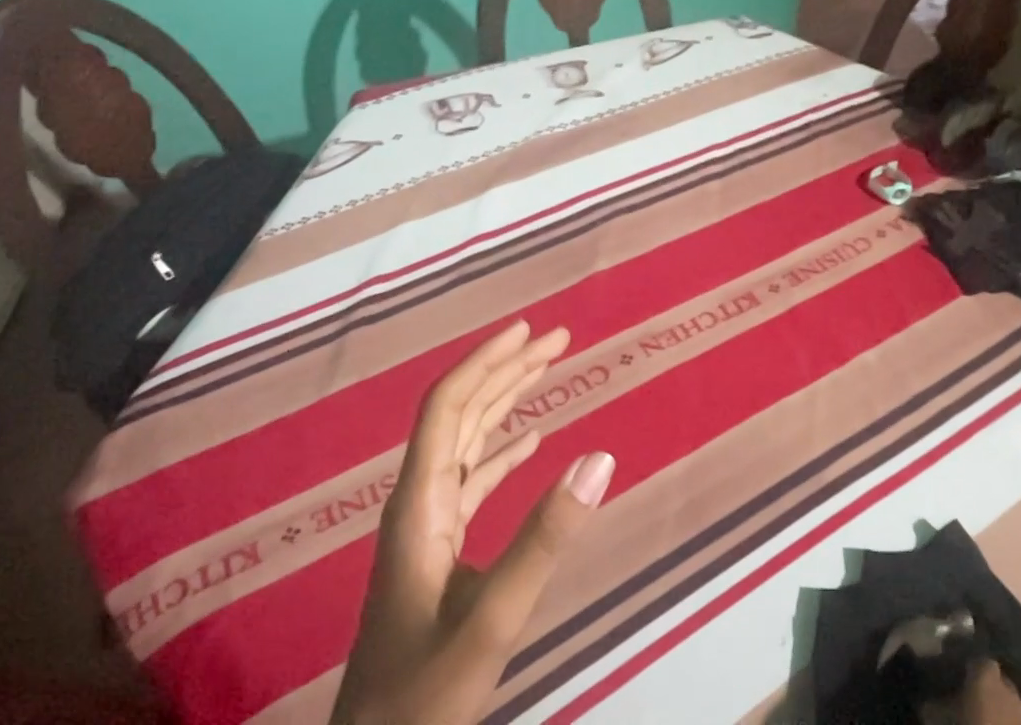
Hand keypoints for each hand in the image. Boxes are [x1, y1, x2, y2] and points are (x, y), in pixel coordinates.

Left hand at [331, 320, 614, 724]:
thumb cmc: (427, 689)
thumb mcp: (494, 617)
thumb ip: (545, 538)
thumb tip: (599, 456)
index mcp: (422, 504)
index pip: (449, 407)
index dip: (486, 362)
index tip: (530, 330)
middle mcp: (420, 501)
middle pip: (460, 413)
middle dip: (506, 370)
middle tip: (558, 339)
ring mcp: (427, 525)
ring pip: (467, 442)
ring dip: (506, 402)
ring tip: (548, 370)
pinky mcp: (439, 549)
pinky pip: (474, 480)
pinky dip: (504, 451)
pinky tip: (532, 440)